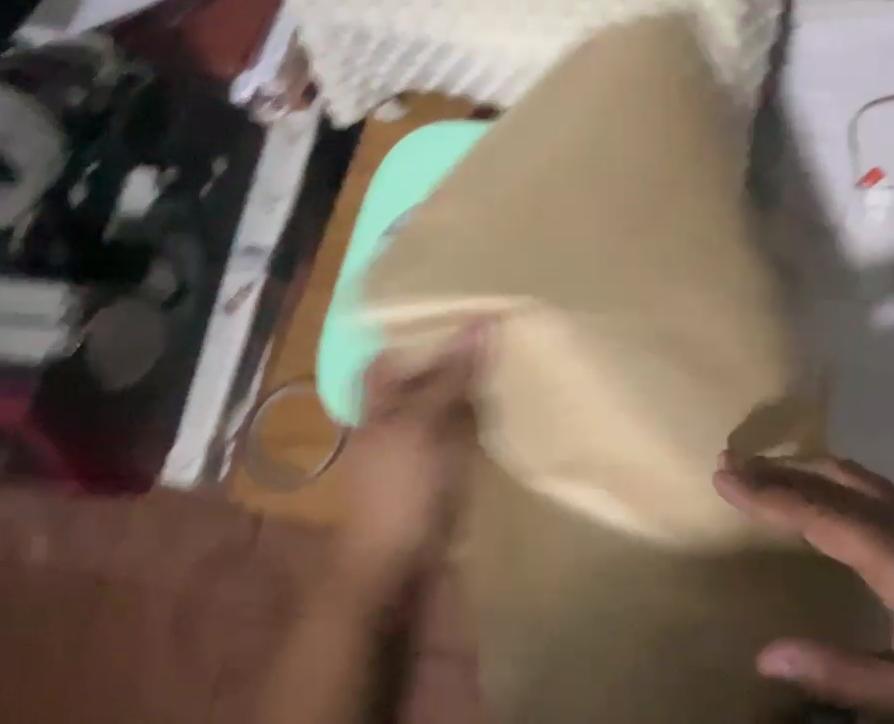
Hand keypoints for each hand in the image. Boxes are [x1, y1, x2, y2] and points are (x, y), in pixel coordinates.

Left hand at [332, 322, 490, 602]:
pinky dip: (483, 430)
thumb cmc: (401, 491)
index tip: (456, 315)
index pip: (390, 361)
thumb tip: (480, 321)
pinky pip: (463, 444)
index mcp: (379, 409)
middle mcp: (394, 429)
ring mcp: (417, 460)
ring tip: (514, 369)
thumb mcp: (425, 424)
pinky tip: (510, 421)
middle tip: (500, 338)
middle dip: (455, 363)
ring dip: (473, 395)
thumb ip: (452, 376)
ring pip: (446, 413)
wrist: (396, 577)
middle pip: (422, 384)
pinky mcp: (441, 486)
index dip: (416, 338)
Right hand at [715, 456, 893, 723]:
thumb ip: (840, 674)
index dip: (768, 493)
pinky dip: (836, 482)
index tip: (722, 474)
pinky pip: (876, 491)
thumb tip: (764, 657)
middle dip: (782, 469)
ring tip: (765, 471)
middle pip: (837, 481)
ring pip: (859, 480)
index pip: (820, 513)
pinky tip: (825, 495)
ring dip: (809, 470)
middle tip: (731, 462)